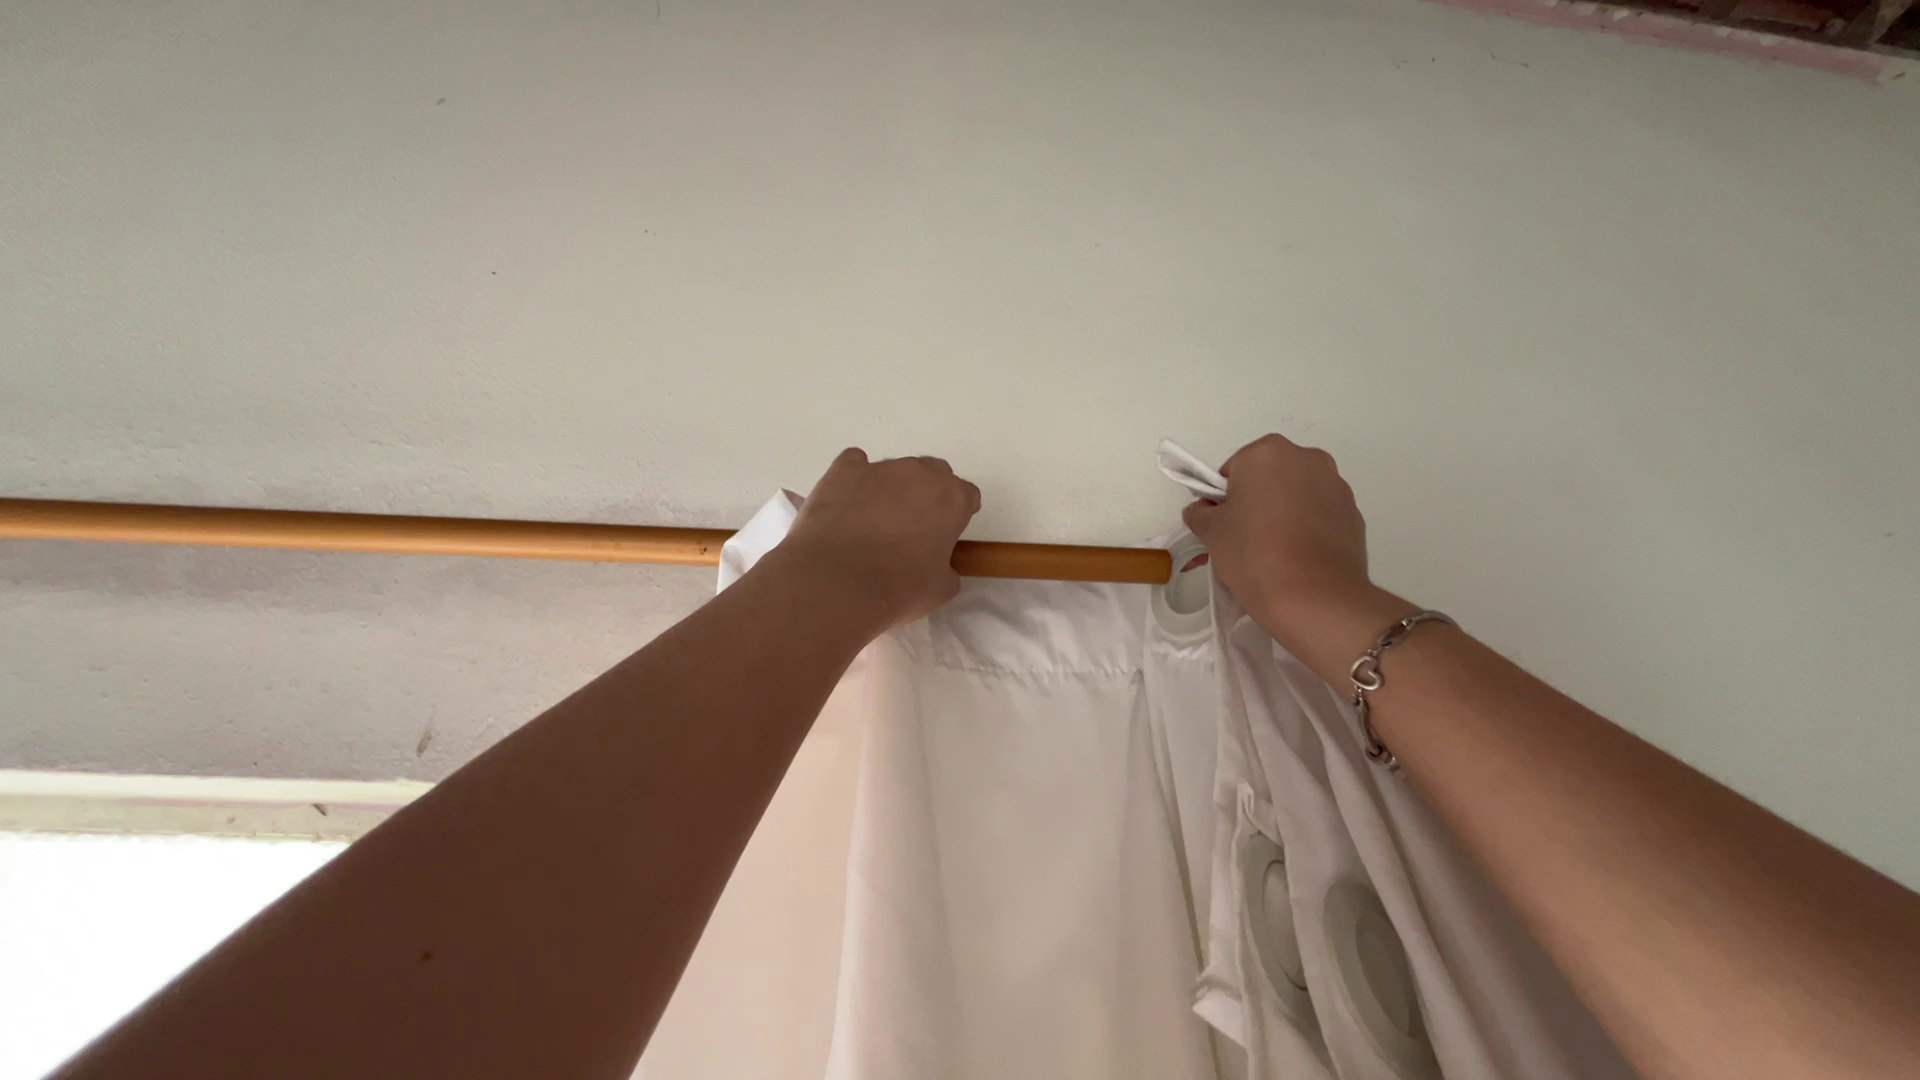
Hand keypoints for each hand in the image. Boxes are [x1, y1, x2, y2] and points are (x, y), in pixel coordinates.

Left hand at [778, 448, 981, 628]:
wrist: (837, 582)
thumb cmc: (898, 588)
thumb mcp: (940, 589)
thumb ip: (947, 568)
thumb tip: (938, 564)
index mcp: (952, 498)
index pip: (967, 495)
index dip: (957, 514)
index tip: (944, 534)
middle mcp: (920, 473)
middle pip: (933, 473)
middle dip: (926, 494)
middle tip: (911, 527)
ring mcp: (880, 467)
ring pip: (894, 469)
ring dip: (891, 489)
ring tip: (871, 521)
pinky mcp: (843, 470)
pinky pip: (854, 464)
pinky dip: (854, 479)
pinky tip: (846, 503)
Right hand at [1182, 434, 1412, 678]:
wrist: (1313, 597)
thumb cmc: (1253, 552)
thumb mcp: (1211, 532)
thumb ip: (1201, 513)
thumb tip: (1204, 510)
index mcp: (1268, 452)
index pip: (1233, 469)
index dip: (1223, 498)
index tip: (1223, 525)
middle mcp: (1307, 458)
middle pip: (1269, 477)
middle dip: (1257, 501)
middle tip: (1244, 537)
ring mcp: (1337, 486)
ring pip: (1297, 495)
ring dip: (1284, 513)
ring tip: (1273, 551)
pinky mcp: (1354, 515)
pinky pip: (1320, 516)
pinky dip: (1308, 529)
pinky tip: (1298, 559)